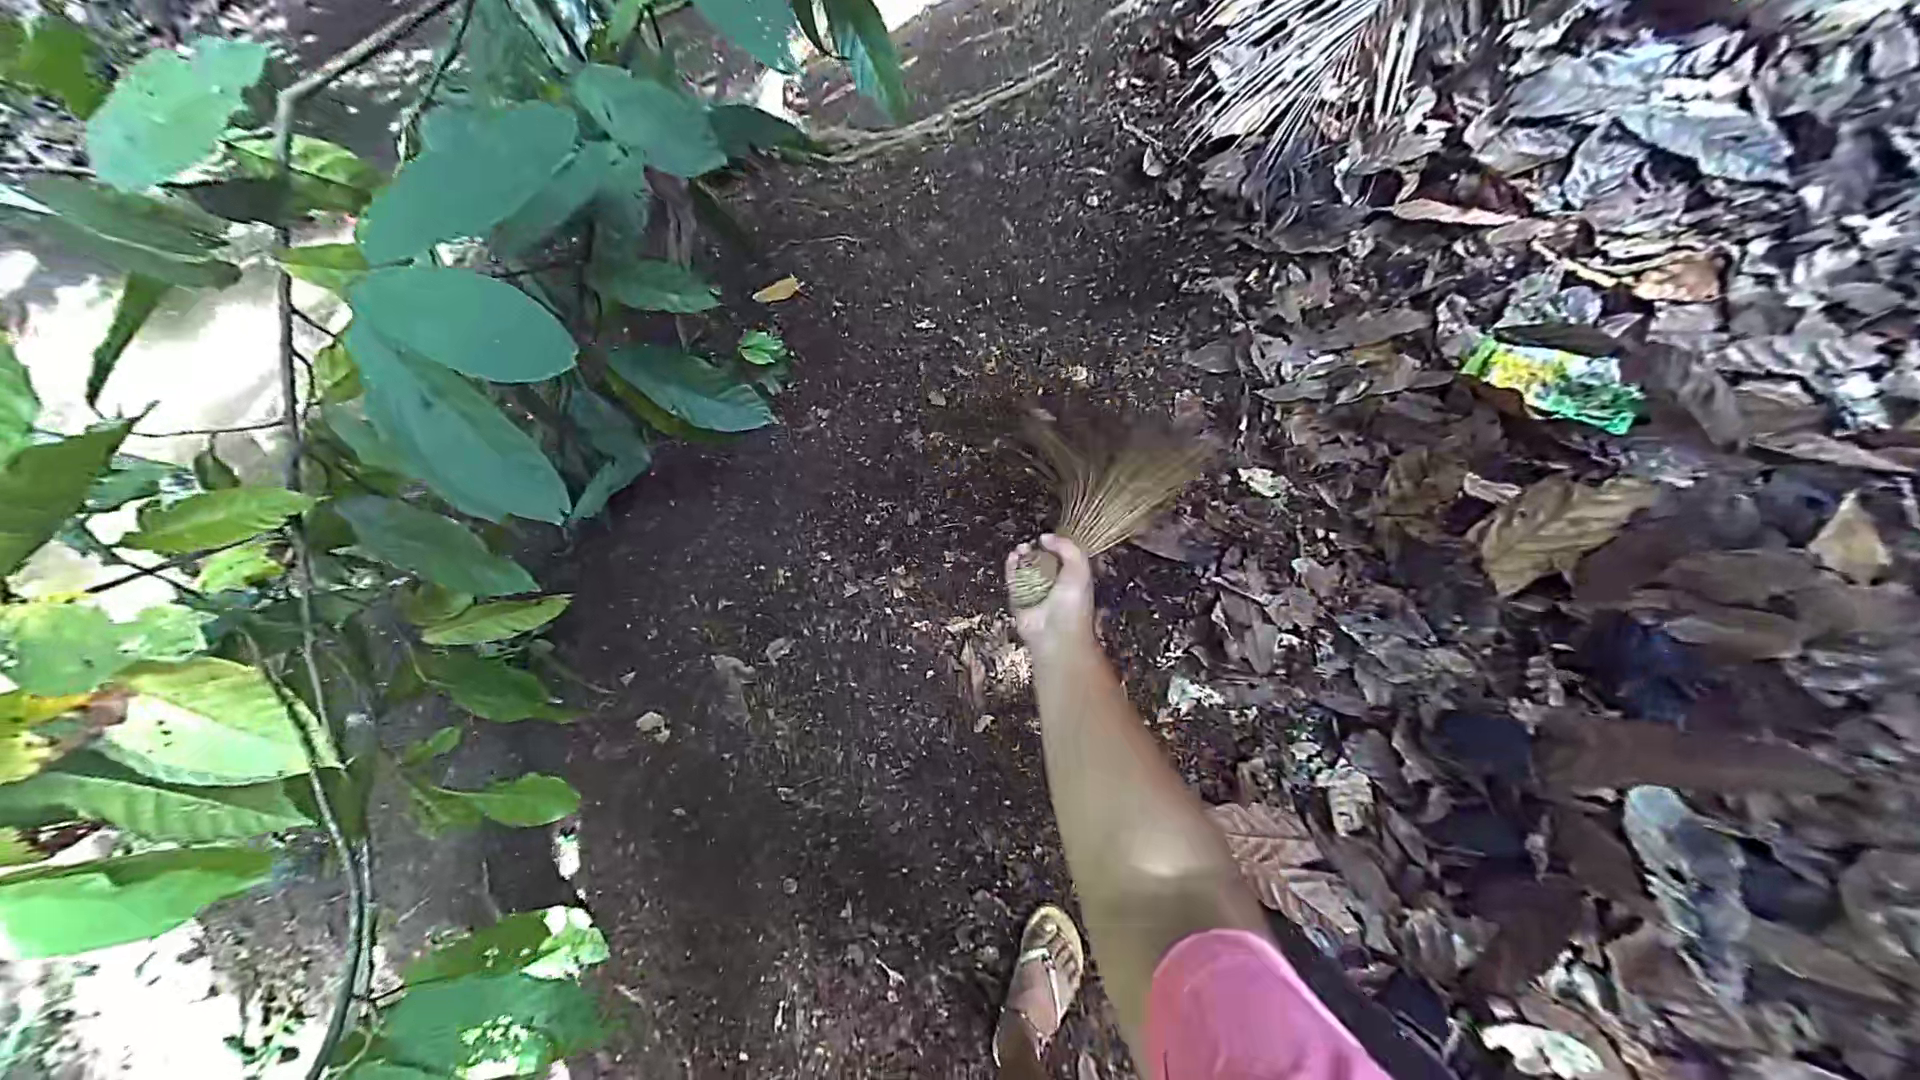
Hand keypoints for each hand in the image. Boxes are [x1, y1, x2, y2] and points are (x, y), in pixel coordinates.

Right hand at [1006, 534, 1095, 663]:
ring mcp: (1034, 592)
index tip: (1048, 538)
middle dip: (1036, 550)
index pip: (1062, 557)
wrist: (1056, 634)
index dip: (1055, 546)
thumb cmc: (1073, 603)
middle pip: (1041, 561)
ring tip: (1022, 548)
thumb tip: (1046, 537)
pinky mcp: (1018, 599)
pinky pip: (1012, 579)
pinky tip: (1013, 556)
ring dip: (1022, 556)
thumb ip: (1067, 547)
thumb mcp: (1080, 568)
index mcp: (1071, 579)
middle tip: (1032, 543)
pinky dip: (1011, 567)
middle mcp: (1052, 585)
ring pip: (1025, 569)